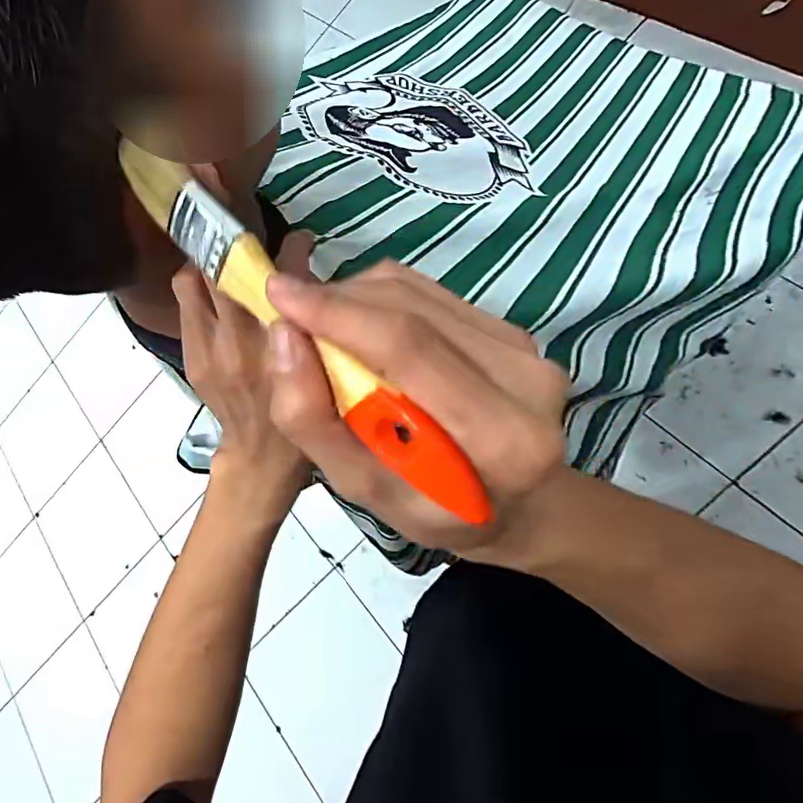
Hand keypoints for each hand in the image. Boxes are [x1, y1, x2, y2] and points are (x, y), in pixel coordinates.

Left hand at [174, 231, 317, 519]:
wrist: (259, 458)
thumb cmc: (304, 413)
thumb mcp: (323, 369)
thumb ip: (315, 322)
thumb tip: (310, 271)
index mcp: (280, 347)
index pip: (278, 281)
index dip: (288, 251)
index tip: (298, 241)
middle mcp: (238, 344)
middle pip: (219, 271)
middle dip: (231, 245)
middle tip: (246, 239)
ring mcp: (207, 350)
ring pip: (190, 282)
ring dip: (206, 266)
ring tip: (224, 264)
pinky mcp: (190, 357)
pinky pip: (186, 306)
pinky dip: (199, 291)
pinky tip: (216, 297)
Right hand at [263, 261, 573, 564]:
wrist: (518, 504)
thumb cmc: (438, 512)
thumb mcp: (365, 491)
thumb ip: (315, 421)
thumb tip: (283, 336)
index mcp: (499, 436)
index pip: (408, 346)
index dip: (337, 312)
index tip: (278, 291)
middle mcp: (525, 378)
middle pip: (409, 308)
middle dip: (336, 300)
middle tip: (289, 310)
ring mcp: (523, 346)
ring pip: (416, 291)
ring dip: (354, 296)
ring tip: (322, 323)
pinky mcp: (510, 327)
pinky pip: (428, 292)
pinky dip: (379, 299)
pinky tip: (361, 324)